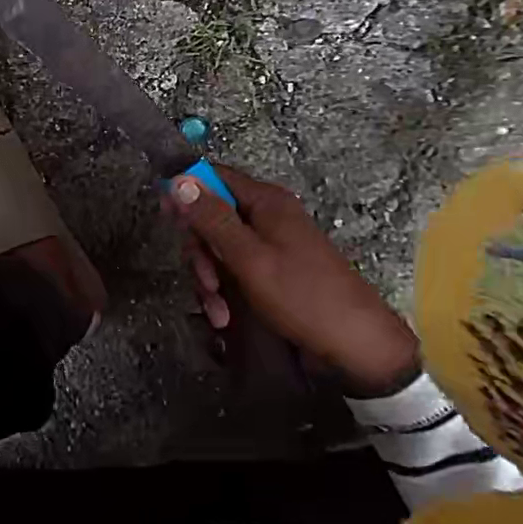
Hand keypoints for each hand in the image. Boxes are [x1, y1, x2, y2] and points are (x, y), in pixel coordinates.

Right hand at [167, 164, 420, 395]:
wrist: (357, 347)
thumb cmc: (302, 296)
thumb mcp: (249, 258)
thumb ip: (212, 218)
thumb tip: (179, 180)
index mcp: (265, 202)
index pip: (214, 176)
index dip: (186, 191)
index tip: (165, 214)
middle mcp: (267, 216)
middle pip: (212, 216)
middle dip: (200, 249)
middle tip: (204, 278)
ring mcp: (271, 244)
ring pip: (220, 248)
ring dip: (211, 278)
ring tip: (218, 310)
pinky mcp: (272, 271)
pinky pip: (235, 270)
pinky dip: (226, 292)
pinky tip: (226, 316)